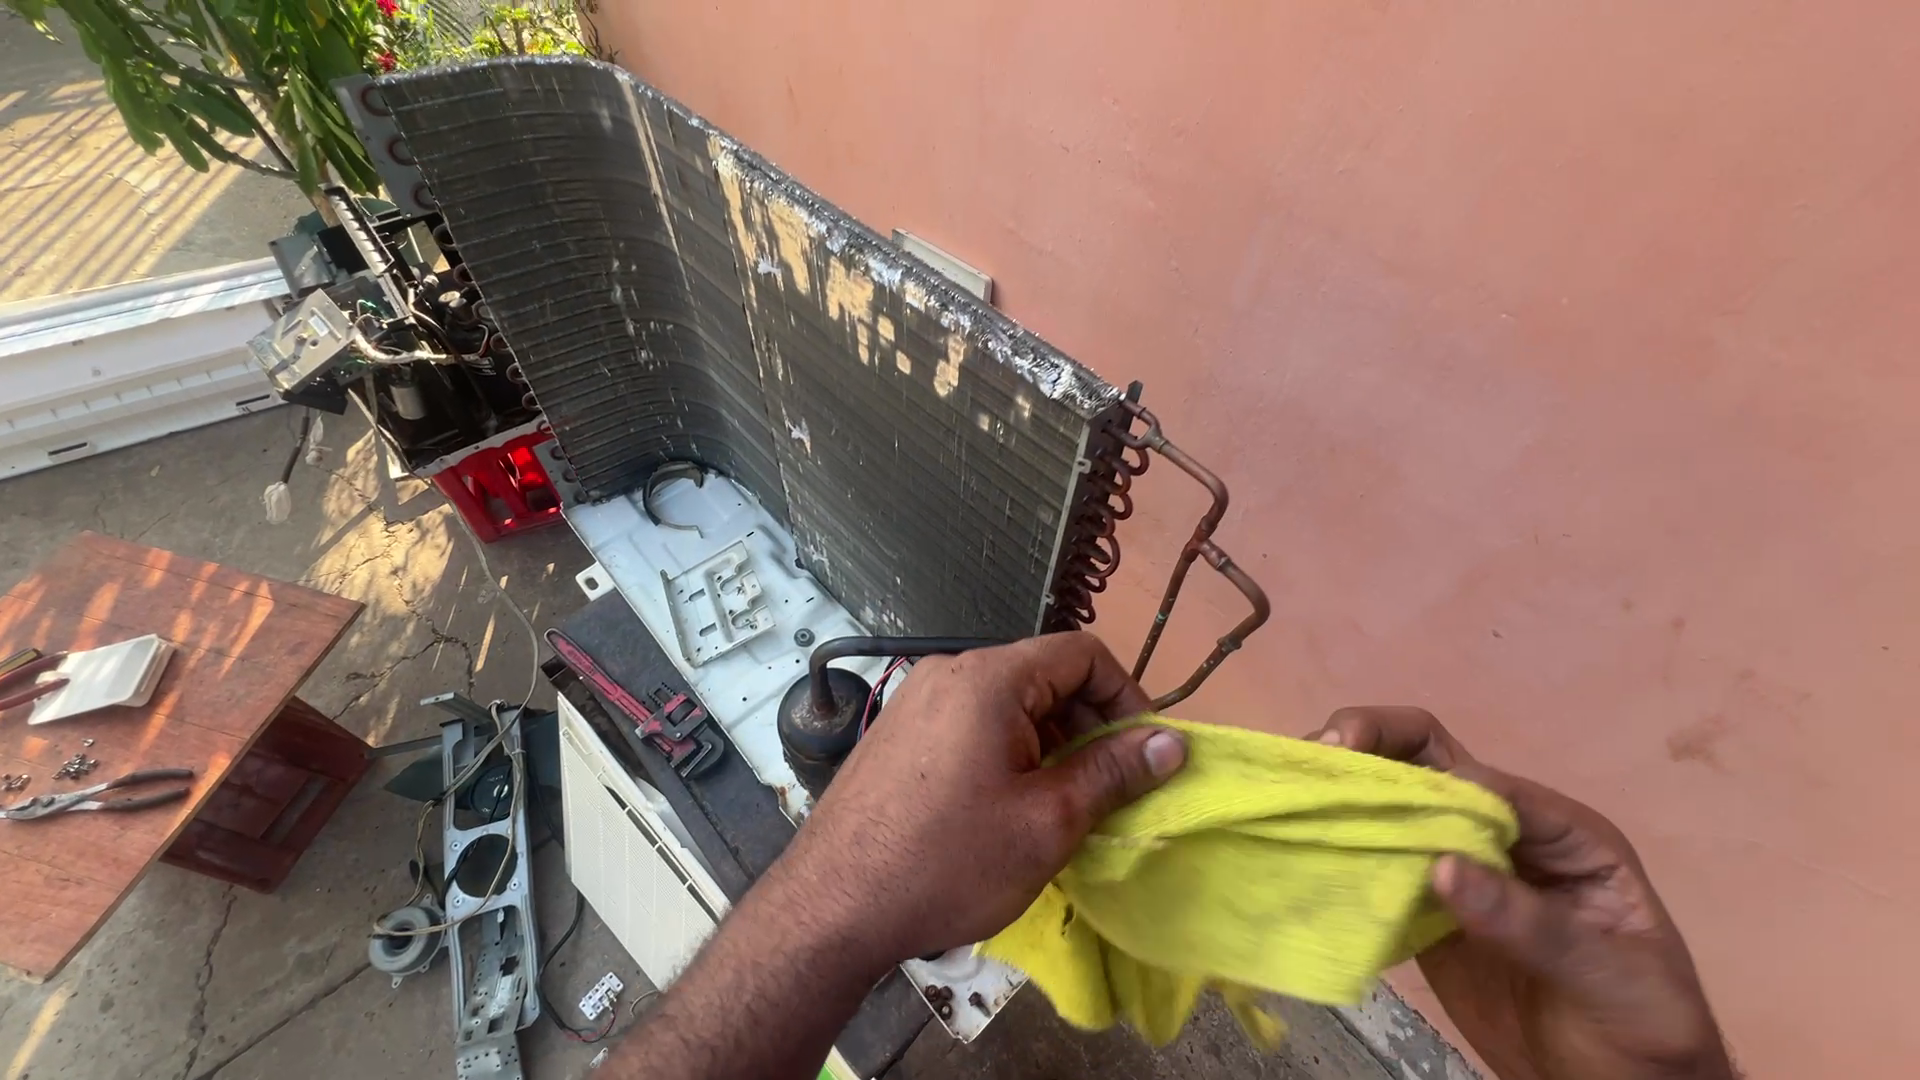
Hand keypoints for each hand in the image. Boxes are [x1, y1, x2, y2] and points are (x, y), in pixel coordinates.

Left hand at [770, 632, 1186, 968]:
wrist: (831, 906)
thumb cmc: (949, 862)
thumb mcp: (1047, 822)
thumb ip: (1113, 771)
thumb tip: (1171, 742)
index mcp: (989, 677)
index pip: (1082, 653)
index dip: (1126, 696)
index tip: (1144, 752)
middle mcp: (950, 671)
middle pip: (1044, 675)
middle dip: (1087, 725)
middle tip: (1104, 790)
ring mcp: (917, 698)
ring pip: (1009, 703)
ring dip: (1049, 743)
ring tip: (1057, 806)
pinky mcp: (900, 730)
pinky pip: (972, 722)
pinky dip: (1007, 750)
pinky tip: (1005, 806)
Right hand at [1313, 707, 1734, 1079]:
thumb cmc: (1638, 1032)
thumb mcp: (1610, 979)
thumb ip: (1529, 922)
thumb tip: (1440, 867)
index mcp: (1555, 829)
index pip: (1481, 777)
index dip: (1422, 770)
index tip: (1365, 778)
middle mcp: (1498, 828)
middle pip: (1425, 756)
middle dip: (1369, 739)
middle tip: (1319, 752)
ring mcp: (1453, 859)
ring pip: (1389, 794)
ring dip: (1342, 781)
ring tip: (1293, 785)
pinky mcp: (1418, 896)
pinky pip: (1372, 851)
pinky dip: (1335, 836)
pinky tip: (1301, 836)